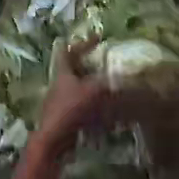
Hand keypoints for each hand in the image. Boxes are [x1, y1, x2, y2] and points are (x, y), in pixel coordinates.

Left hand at [28, 40, 109, 157]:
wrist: (53, 141)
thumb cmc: (70, 109)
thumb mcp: (93, 91)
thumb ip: (109, 84)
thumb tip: (126, 79)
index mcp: (63, 72)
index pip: (69, 50)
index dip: (84, 42)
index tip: (98, 37)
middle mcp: (59, 84)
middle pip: (74, 69)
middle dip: (90, 66)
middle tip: (106, 64)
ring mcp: (59, 101)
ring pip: (78, 88)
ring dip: (93, 87)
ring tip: (110, 89)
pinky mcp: (63, 117)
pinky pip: (81, 106)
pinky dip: (94, 106)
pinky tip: (106, 112)